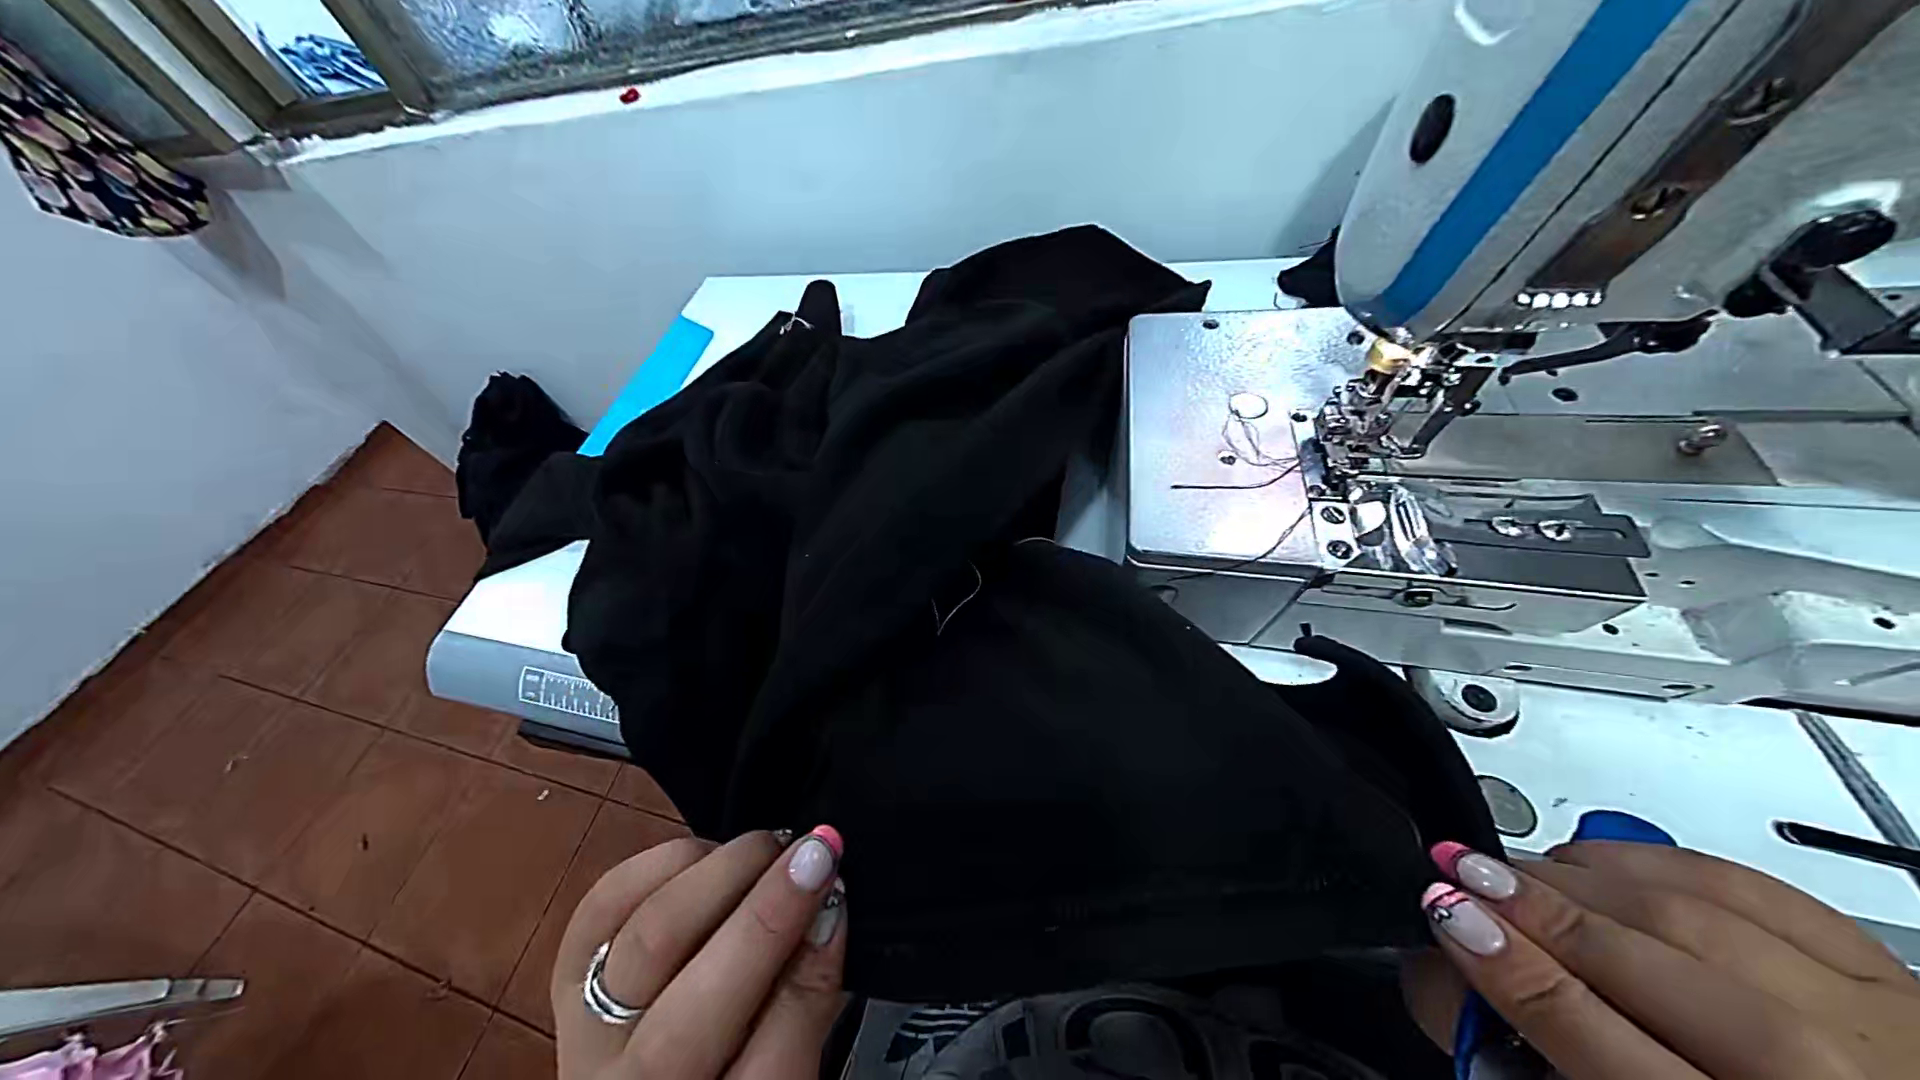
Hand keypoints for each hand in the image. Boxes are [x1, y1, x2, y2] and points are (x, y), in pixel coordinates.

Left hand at [551, 827, 848, 1079]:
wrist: (647, 1079)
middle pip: (692, 1010)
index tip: (838, 895)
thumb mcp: (785, 1058)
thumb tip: (826, 905)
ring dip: (719, 875)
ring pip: (647, 942)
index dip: (810, 972)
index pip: (765, 1067)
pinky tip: (706, 856)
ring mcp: (586, 1033)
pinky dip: (662, 863)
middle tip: (814, 850)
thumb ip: (808, 997)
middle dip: (764, 913)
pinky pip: (602, 904)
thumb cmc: (729, 1063)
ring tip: (766, 850)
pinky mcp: (567, 974)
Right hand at [1403, 840, 1918, 1078]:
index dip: (1506, 966)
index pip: (1596, 1039)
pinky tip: (1596, 863)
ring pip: (1692, 915)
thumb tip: (1449, 950)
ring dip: (1576, 877)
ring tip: (1518, 871)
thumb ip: (1524, 1041)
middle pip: (1646, 969)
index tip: (1442, 908)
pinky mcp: (1896, 982)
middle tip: (1458, 873)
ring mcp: (1887, 1035)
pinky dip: (1651, 861)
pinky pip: (1751, 886)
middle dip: (1531, 907)